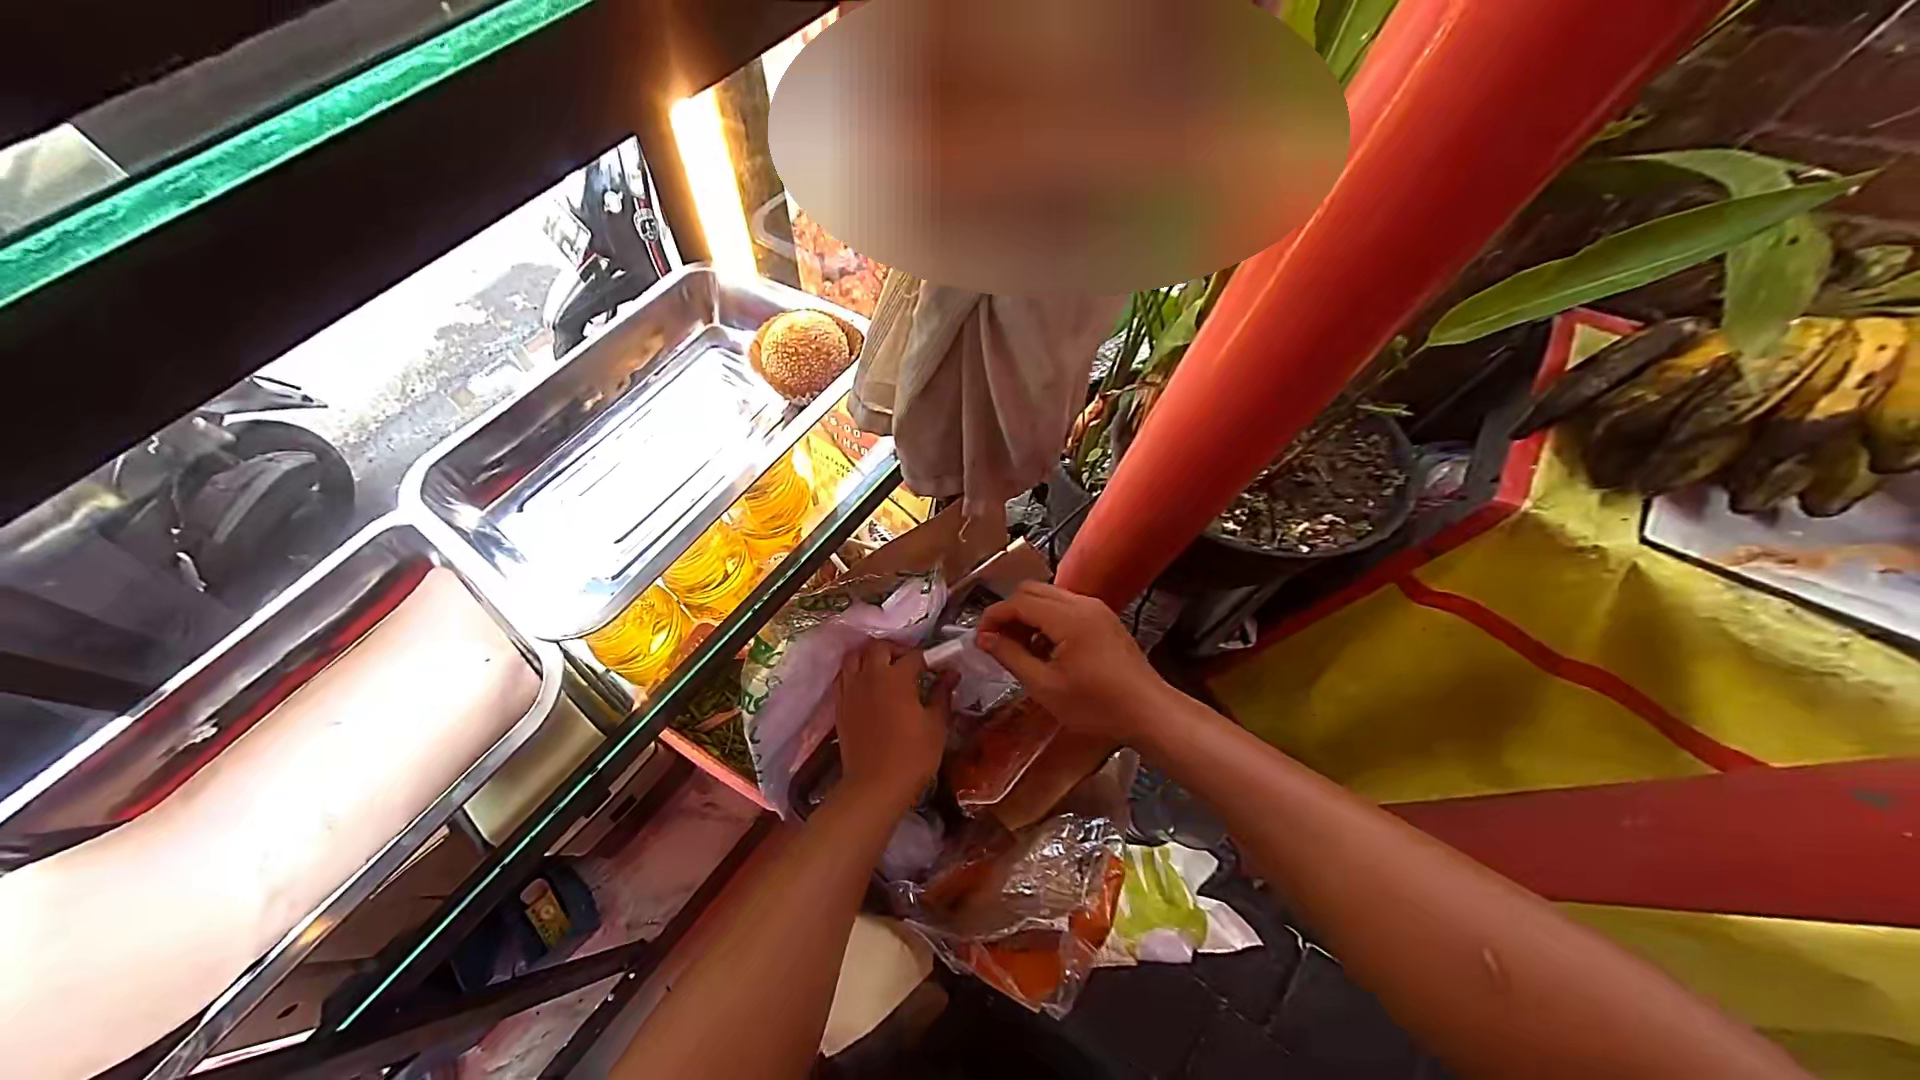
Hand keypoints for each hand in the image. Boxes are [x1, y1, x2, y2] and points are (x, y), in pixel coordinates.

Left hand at [834, 641, 950, 809]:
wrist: (874, 786)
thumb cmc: (912, 756)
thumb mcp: (936, 725)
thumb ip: (942, 694)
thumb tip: (951, 675)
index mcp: (897, 677)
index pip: (915, 655)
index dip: (929, 659)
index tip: (939, 668)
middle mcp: (871, 676)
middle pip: (879, 647)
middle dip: (896, 649)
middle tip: (910, 665)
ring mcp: (851, 689)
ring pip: (855, 657)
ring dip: (870, 657)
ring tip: (885, 669)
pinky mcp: (840, 705)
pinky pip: (843, 676)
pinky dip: (855, 673)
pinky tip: (867, 685)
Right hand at [975, 582, 1172, 742]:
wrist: (1149, 711)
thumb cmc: (1097, 705)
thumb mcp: (1045, 687)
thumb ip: (1011, 657)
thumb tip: (985, 638)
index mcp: (1068, 617)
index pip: (1018, 601)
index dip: (993, 617)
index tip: (980, 639)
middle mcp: (1082, 603)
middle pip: (1032, 589)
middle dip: (1009, 612)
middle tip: (998, 642)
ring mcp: (1096, 608)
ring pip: (1049, 596)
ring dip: (1028, 615)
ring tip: (1020, 649)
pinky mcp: (1104, 618)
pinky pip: (1066, 606)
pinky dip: (1047, 619)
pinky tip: (1046, 649)